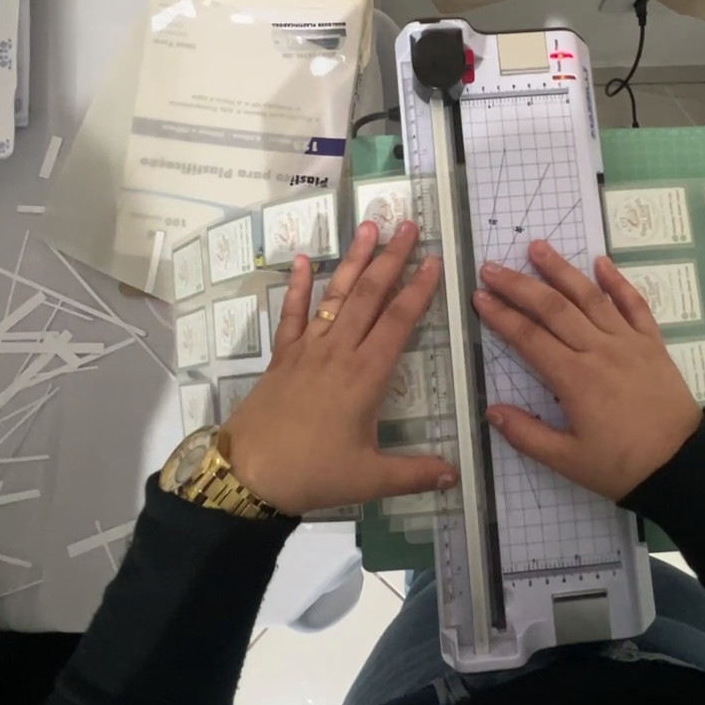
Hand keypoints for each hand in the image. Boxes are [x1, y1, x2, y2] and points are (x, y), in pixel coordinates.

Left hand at [223, 220, 458, 514]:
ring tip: (368, 226)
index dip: (419, 288)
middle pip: (370, 295)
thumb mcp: (370, 478)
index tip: (434, 259)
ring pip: (336, 295)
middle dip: (391, 258)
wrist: (248, 476)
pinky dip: (300, 286)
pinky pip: (293, 314)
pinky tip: (306, 259)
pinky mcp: (283, 356)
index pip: (400, 321)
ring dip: (354, 260)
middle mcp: (339, 351)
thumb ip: (415, 473)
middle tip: (407, 225)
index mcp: (366, 375)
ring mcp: (308, 349)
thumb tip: (456, 475)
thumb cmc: (313, 473)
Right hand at [473, 241, 701, 500]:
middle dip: (519, 285)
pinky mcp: (651, 342)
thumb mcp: (568, 461)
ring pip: (589, 297)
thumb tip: (491, 410)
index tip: (479, 297)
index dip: (501, 315)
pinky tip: (602, 261)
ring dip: (561, 270)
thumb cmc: (622, 466)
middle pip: (553, 308)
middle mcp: (598, 350)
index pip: (529, 337)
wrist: (684, 466)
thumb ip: (527, 435)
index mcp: (574, 379)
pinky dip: (618, 281)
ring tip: (537, 247)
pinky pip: (634, 304)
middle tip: (492, 267)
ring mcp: (628, 342)